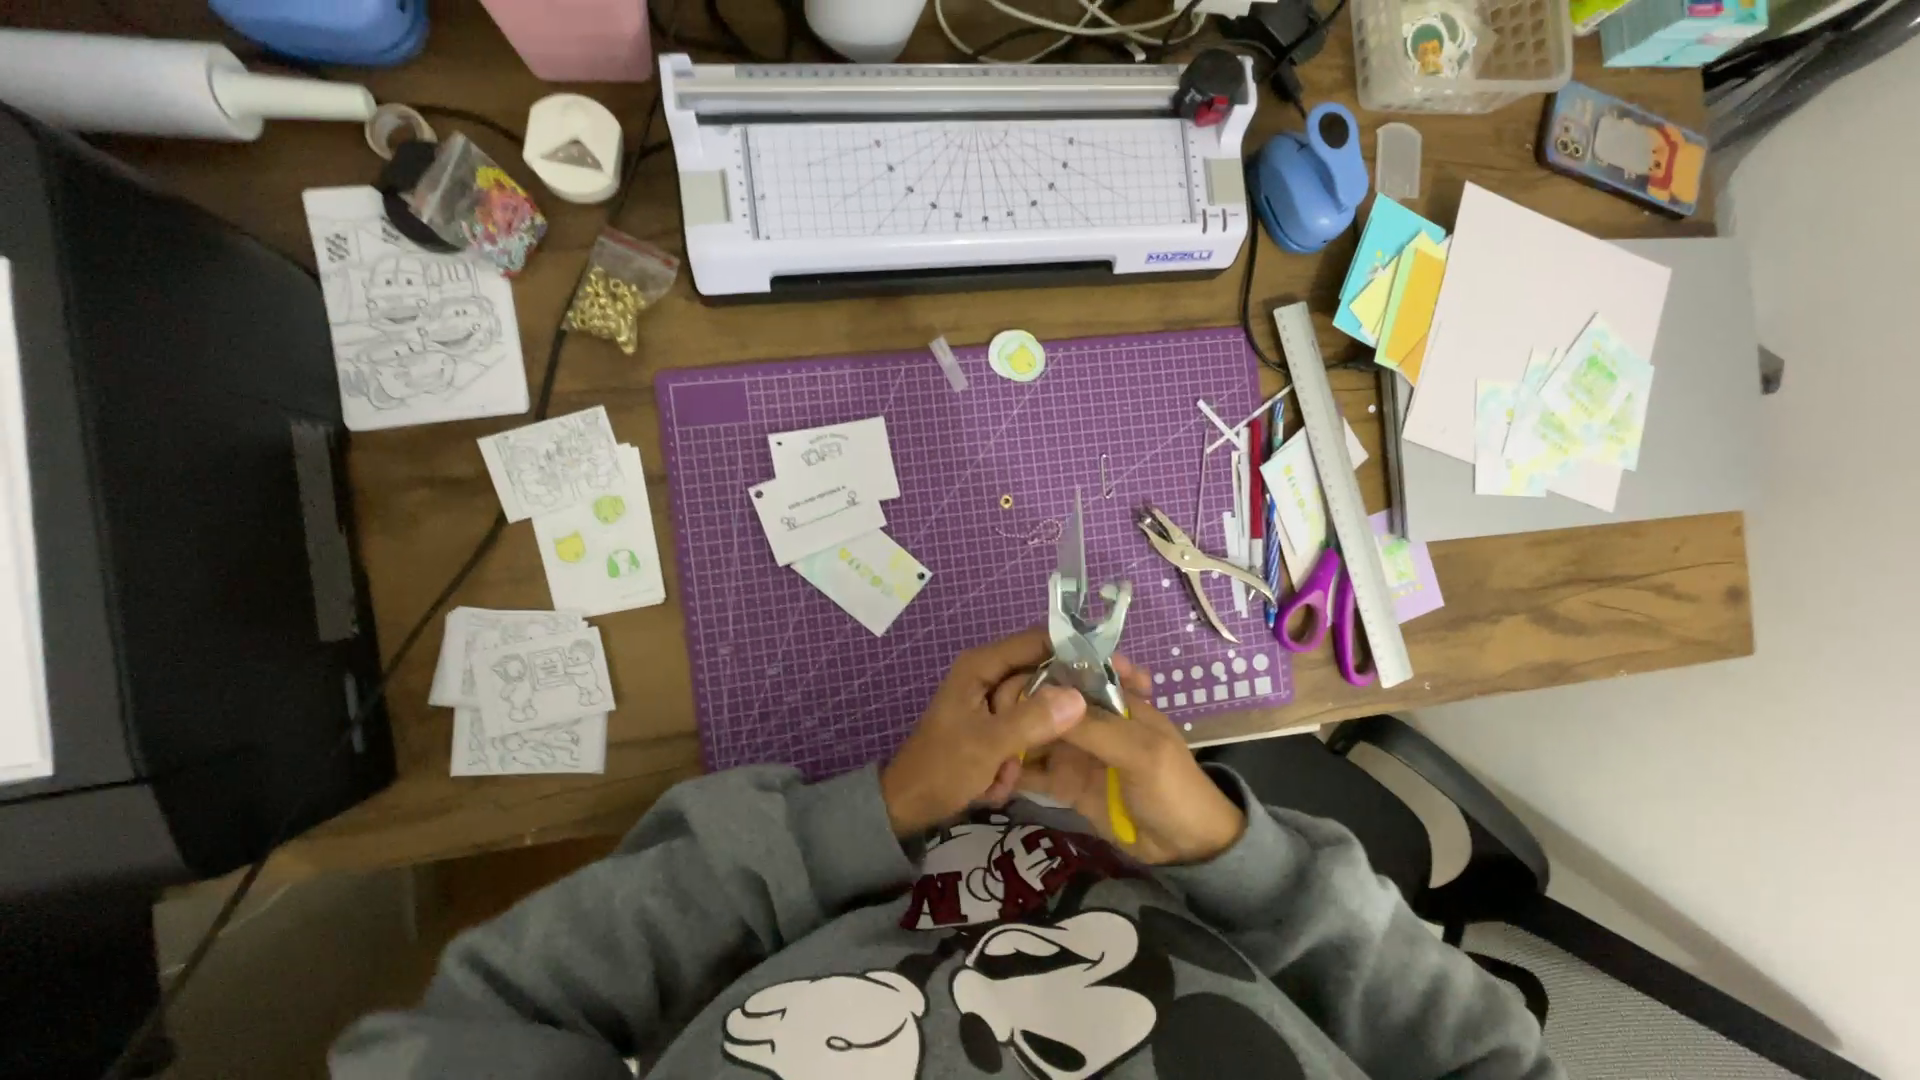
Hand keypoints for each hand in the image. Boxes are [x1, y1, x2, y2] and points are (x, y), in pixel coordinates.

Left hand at [880, 627, 1086, 836]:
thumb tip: (1080, 697)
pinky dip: (1018, 760)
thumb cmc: (941, 769)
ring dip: (1028, 747)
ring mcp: (994, 703)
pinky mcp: (997, 728)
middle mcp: (990, 675)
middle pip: (1043, 679)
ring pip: (1038, 713)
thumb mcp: (988, 744)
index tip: (1113, 674)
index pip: (1039, 641)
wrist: (907, 807)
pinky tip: (998, 781)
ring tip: (1004, 772)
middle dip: (1048, 719)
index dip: (1075, 652)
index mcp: (982, 665)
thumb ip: (1033, 719)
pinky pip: (1026, 734)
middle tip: (1044, 749)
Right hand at [996, 657, 1244, 865]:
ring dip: (1008, 734)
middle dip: (1015, 702)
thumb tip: (1042, 699)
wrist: (1184, 849)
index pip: (1072, 670)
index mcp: (1114, 699)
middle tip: (983, 714)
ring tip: (974, 739)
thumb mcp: (1140, 751)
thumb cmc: (1173, 789)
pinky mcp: (1063, 782)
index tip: (1007, 674)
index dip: (1041, 667)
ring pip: (1032, 733)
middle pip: (1044, 700)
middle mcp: (1089, 718)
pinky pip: (1031, 770)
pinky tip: (983, 769)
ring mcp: (1074, 750)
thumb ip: (1095, 727)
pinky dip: (1009, 769)